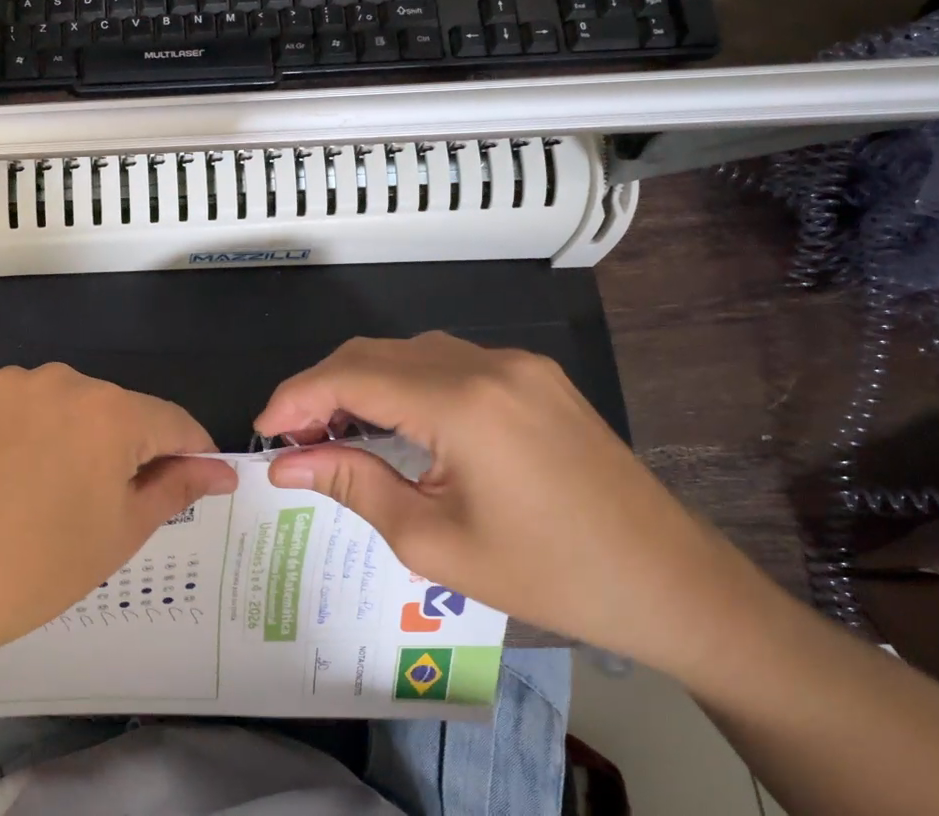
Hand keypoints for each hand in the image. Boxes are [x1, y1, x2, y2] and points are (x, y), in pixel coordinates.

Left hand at [0, 363, 236, 666]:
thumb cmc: (44, 563)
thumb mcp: (124, 528)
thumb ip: (178, 486)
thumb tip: (221, 470)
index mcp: (112, 412)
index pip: (174, 422)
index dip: (192, 454)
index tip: (195, 484)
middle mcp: (66, 380)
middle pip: (122, 409)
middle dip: (133, 447)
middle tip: (118, 503)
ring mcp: (16, 382)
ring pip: (74, 404)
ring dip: (84, 435)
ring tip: (65, 489)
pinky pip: (30, 403)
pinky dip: (39, 427)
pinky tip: (25, 469)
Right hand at [255, 332, 733, 657]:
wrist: (675, 587)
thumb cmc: (548, 575)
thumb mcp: (432, 540)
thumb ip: (352, 485)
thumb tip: (285, 464)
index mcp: (461, 403)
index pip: (349, 376)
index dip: (295, 398)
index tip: (263, 434)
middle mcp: (487, 365)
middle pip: (373, 354)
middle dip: (320, 388)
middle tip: (291, 438)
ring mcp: (518, 367)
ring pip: (408, 352)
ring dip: (359, 382)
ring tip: (333, 432)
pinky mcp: (536, 380)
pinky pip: (446, 363)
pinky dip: (402, 384)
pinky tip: (392, 422)